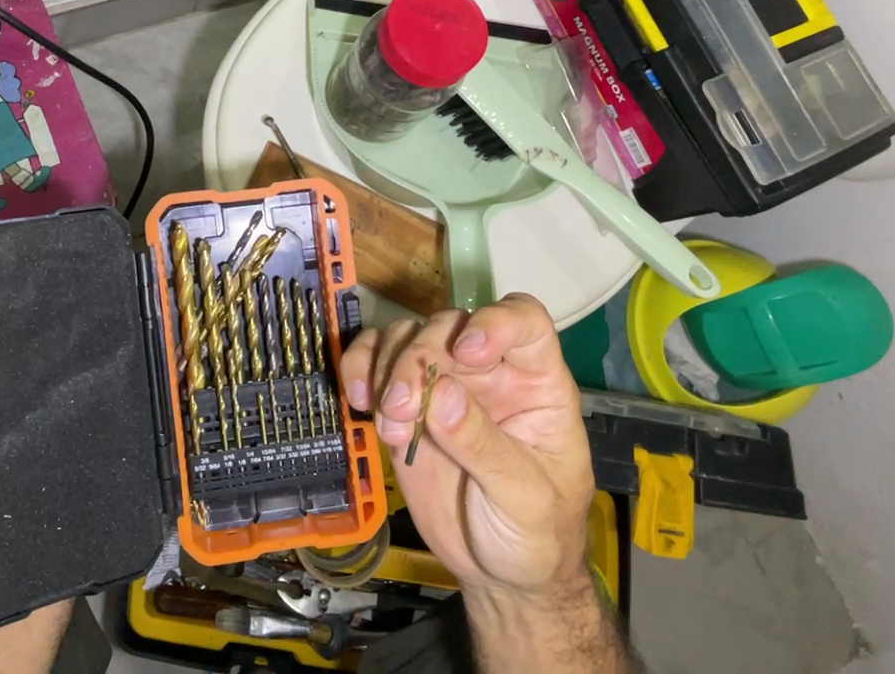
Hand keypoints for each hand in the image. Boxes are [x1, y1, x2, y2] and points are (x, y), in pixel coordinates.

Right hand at [340, 294, 596, 603]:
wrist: (497, 572)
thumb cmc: (536, 535)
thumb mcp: (526, 500)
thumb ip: (486, 446)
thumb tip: (442, 395)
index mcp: (535, 383)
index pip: (523, 321)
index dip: (494, 322)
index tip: (465, 353)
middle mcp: (488, 371)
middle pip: (448, 326)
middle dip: (419, 359)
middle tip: (403, 409)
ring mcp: (444, 384)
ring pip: (407, 337)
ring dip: (387, 370)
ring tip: (387, 425)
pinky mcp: (405, 405)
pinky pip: (375, 362)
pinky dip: (358, 370)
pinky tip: (357, 400)